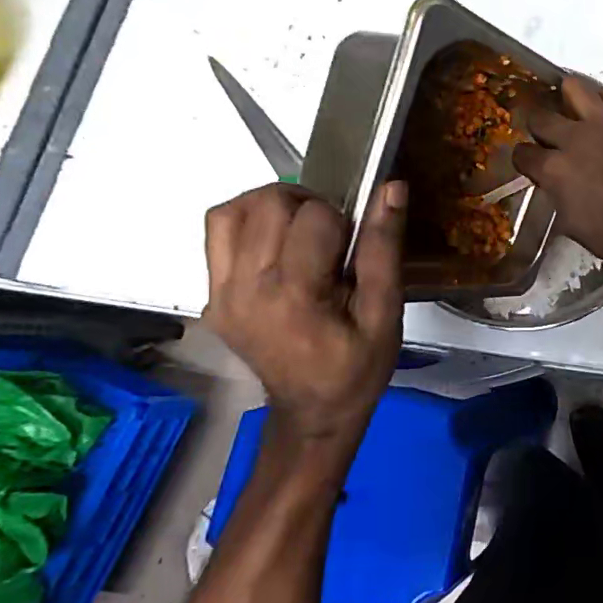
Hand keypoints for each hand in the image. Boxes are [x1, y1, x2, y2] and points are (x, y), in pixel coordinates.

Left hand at [203, 181, 406, 442]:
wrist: (313, 414)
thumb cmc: (357, 368)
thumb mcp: (385, 313)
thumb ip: (383, 247)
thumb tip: (391, 188)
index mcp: (294, 295)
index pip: (314, 217)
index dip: (343, 221)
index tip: (353, 250)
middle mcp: (246, 289)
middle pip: (268, 203)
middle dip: (307, 205)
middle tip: (331, 236)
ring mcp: (221, 295)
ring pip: (233, 211)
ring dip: (272, 208)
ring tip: (300, 232)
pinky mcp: (211, 299)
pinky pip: (218, 235)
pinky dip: (248, 225)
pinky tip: (276, 248)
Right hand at [513, 76, 602, 280]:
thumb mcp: (570, 222)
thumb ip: (554, 193)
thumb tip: (550, 180)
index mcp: (554, 170)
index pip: (523, 153)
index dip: (524, 160)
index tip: (530, 164)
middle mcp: (574, 139)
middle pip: (540, 116)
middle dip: (537, 127)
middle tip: (546, 137)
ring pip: (573, 87)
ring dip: (566, 100)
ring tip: (571, 114)